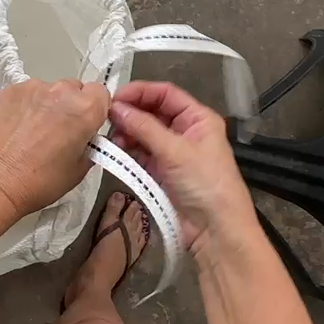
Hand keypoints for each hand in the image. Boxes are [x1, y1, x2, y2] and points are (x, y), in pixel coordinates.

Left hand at [0, 79, 110, 216]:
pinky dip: (27, 104)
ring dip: (48, 104)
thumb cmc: (41, 181)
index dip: (96, 109)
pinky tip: (17, 126)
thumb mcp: (80, 169)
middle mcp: (62, 91)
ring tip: (34, 130)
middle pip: (75, 88)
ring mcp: (33, 87)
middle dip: (72, 105)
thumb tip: (87, 135)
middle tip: (60, 129)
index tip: (86, 125)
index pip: (101, 93)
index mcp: (85, 109)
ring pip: (50, 90)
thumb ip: (90, 143)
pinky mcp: (10, 90)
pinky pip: (27, 92)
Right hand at [109, 81, 257, 263]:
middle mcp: (185, 130)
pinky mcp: (161, 171)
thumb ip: (144, 127)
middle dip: (130, 114)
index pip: (165, 94)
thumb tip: (115, 107)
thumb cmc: (205, 184)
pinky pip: (140, 153)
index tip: (115, 96)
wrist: (216, 232)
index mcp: (198, 118)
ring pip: (143, 133)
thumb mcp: (175, 151)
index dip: (140, 91)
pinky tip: (116, 151)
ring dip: (127, 133)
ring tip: (113, 139)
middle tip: (107, 119)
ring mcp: (172, 152)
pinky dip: (128, 151)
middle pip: (152, 112)